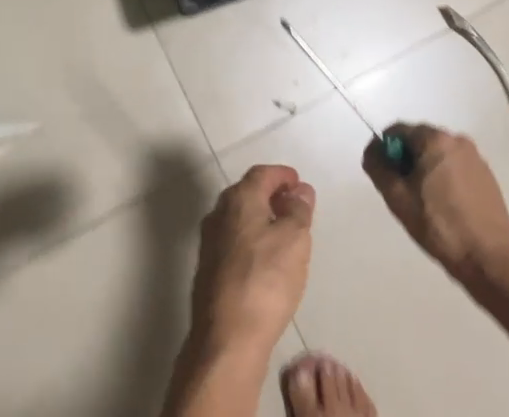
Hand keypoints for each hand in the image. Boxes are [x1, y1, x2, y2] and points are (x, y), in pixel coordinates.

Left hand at [189, 164, 315, 355]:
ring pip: (238, 217)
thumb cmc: (266, 279)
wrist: (227, 335)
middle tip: (294, 205)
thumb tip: (300, 191)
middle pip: (246, 192)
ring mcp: (209, 242)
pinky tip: (265, 258)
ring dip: (260, 217)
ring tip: (284, 232)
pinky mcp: (208, 268)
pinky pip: (233, 240)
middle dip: (270, 194)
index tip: (299, 183)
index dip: (282, 175)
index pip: (261, 174)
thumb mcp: (294, 240)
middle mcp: (218, 214)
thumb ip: (298, 210)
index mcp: (238, 199)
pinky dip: (251, 238)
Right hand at [363, 124, 508, 279]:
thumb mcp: (397, 197)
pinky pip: (455, 167)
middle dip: (405, 160)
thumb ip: (378, 167)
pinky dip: (443, 178)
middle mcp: (458, 140)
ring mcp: (476, 158)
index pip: (398, 130)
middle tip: (400, 191)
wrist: (487, 256)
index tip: (383, 175)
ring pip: (438, 155)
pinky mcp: (487, 176)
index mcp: (436, 140)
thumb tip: (373, 150)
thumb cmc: (438, 224)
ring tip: (422, 202)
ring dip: (424, 170)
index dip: (384, 149)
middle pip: (420, 141)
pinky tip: (444, 206)